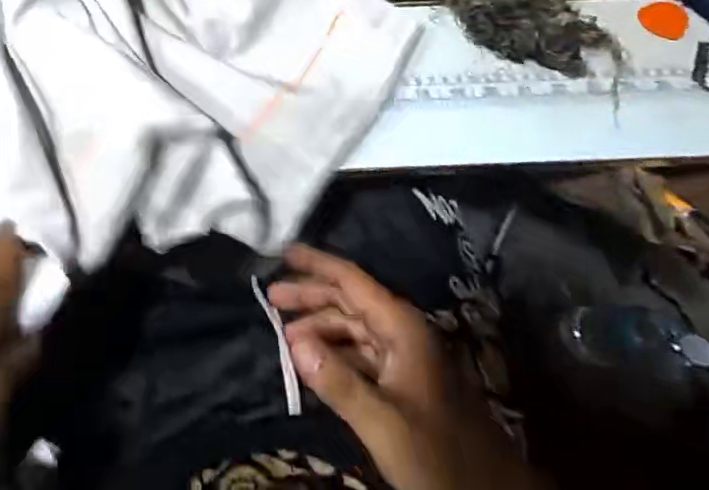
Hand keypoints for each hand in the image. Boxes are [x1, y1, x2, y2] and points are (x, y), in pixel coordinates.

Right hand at [269, 244, 534, 489]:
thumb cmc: (438, 455)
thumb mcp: (384, 424)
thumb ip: (338, 382)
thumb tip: (293, 340)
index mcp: (401, 327)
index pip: (352, 280)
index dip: (317, 264)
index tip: (283, 252)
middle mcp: (404, 331)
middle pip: (350, 300)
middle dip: (310, 296)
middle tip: (270, 297)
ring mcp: (406, 356)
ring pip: (354, 327)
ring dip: (320, 327)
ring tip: (284, 334)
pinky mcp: (406, 381)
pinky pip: (362, 353)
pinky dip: (335, 352)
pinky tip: (314, 363)